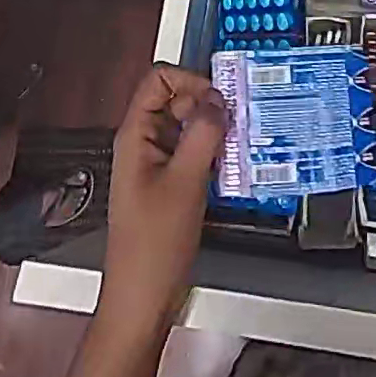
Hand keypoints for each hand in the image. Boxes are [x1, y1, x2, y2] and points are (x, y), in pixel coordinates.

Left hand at [99, 65, 227, 325]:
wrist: (144, 296)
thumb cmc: (154, 244)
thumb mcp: (184, 183)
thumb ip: (203, 136)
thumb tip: (219, 101)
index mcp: (135, 135)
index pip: (158, 81)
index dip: (189, 80)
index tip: (219, 99)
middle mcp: (145, 142)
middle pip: (176, 100)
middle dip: (207, 105)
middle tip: (238, 122)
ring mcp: (158, 162)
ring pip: (188, 126)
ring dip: (214, 129)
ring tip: (240, 143)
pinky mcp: (172, 182)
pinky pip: (194, 151)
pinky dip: (213, 151)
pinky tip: (232, 164)